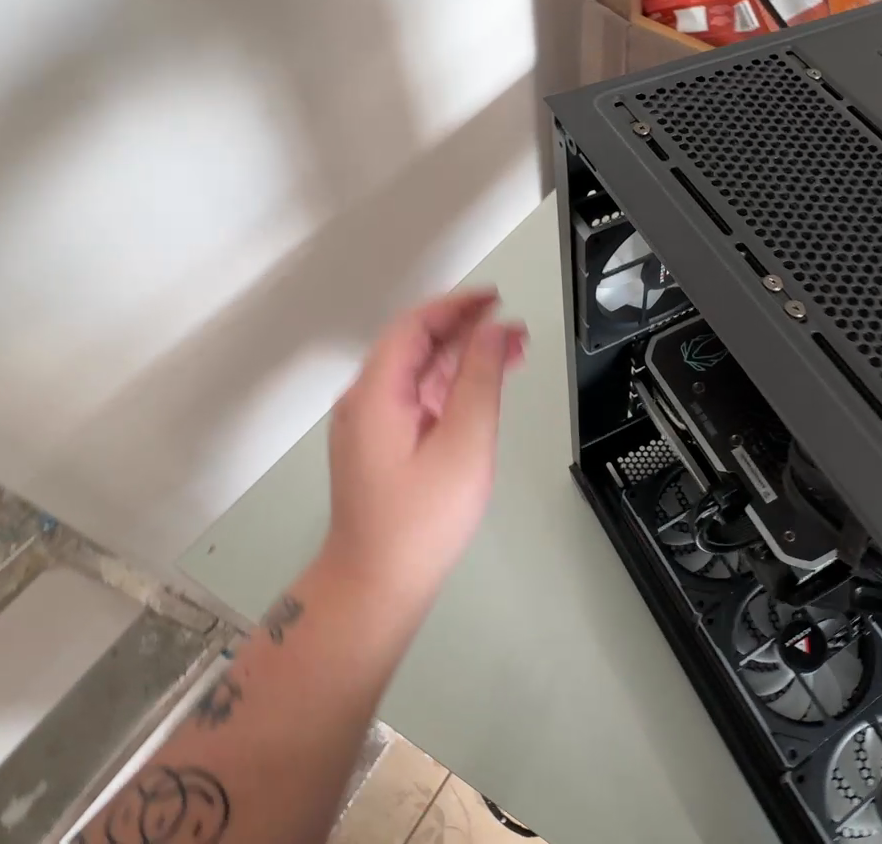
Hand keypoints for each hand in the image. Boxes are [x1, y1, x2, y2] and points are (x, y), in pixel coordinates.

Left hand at [320, 289, 526, 595]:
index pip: (415, 326)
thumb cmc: (421, 520)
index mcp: (376, 393)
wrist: (377, 584)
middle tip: (516, 330)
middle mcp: (366, 400)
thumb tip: (492, 332)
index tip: (496, 297)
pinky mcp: (382, 444)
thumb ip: (479, 381)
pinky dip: (453, 386)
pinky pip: (418, 398)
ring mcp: (371, 424)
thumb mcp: (463, 444)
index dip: (457, 305)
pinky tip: (483, 388)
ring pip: (420, 372)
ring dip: (465, 358)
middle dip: (467, 331)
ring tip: (513, 354)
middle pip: (417, 346)